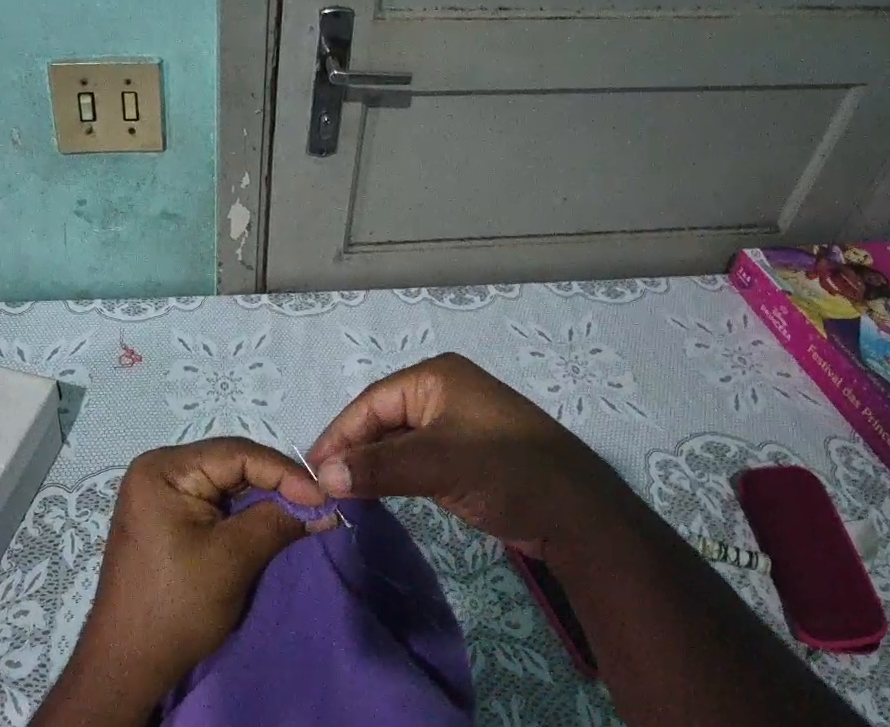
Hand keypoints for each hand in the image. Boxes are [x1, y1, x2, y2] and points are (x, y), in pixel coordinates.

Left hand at [34, 438, 330, 726]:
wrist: (128, 664)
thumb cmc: (176, 606)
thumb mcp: (233, 558)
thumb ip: (278, 521)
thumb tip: (324, 506)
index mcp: (163, 469)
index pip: (236, 453)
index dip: (284, 471)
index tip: (323, 496)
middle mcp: (158, 469)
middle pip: (231, 463)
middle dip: (276, 483)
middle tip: (317, 503)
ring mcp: (161, 493)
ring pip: (226, 482)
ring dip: (264, 497)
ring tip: (302, 511)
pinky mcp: (168, 516)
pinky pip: (215, 501)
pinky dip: (245, 511)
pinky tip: (273, 520)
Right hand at [308, 353, 624, 557]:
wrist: (577, 513)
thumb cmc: (507, 471)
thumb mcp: (439, 464)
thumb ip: (379, 467)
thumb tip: (323, 475)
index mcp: (436, 376)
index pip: (372, 402)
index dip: (339, 434)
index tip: (312, 470)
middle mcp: (443, 391)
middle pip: (382, 418)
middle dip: (353, 450)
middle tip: (324, 486)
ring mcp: (455, 423)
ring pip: (397, 440)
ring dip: (371, 464)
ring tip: (343, 493)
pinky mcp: (464, 453)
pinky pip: (415, 458)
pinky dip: (393, 474)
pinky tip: (376, 493)